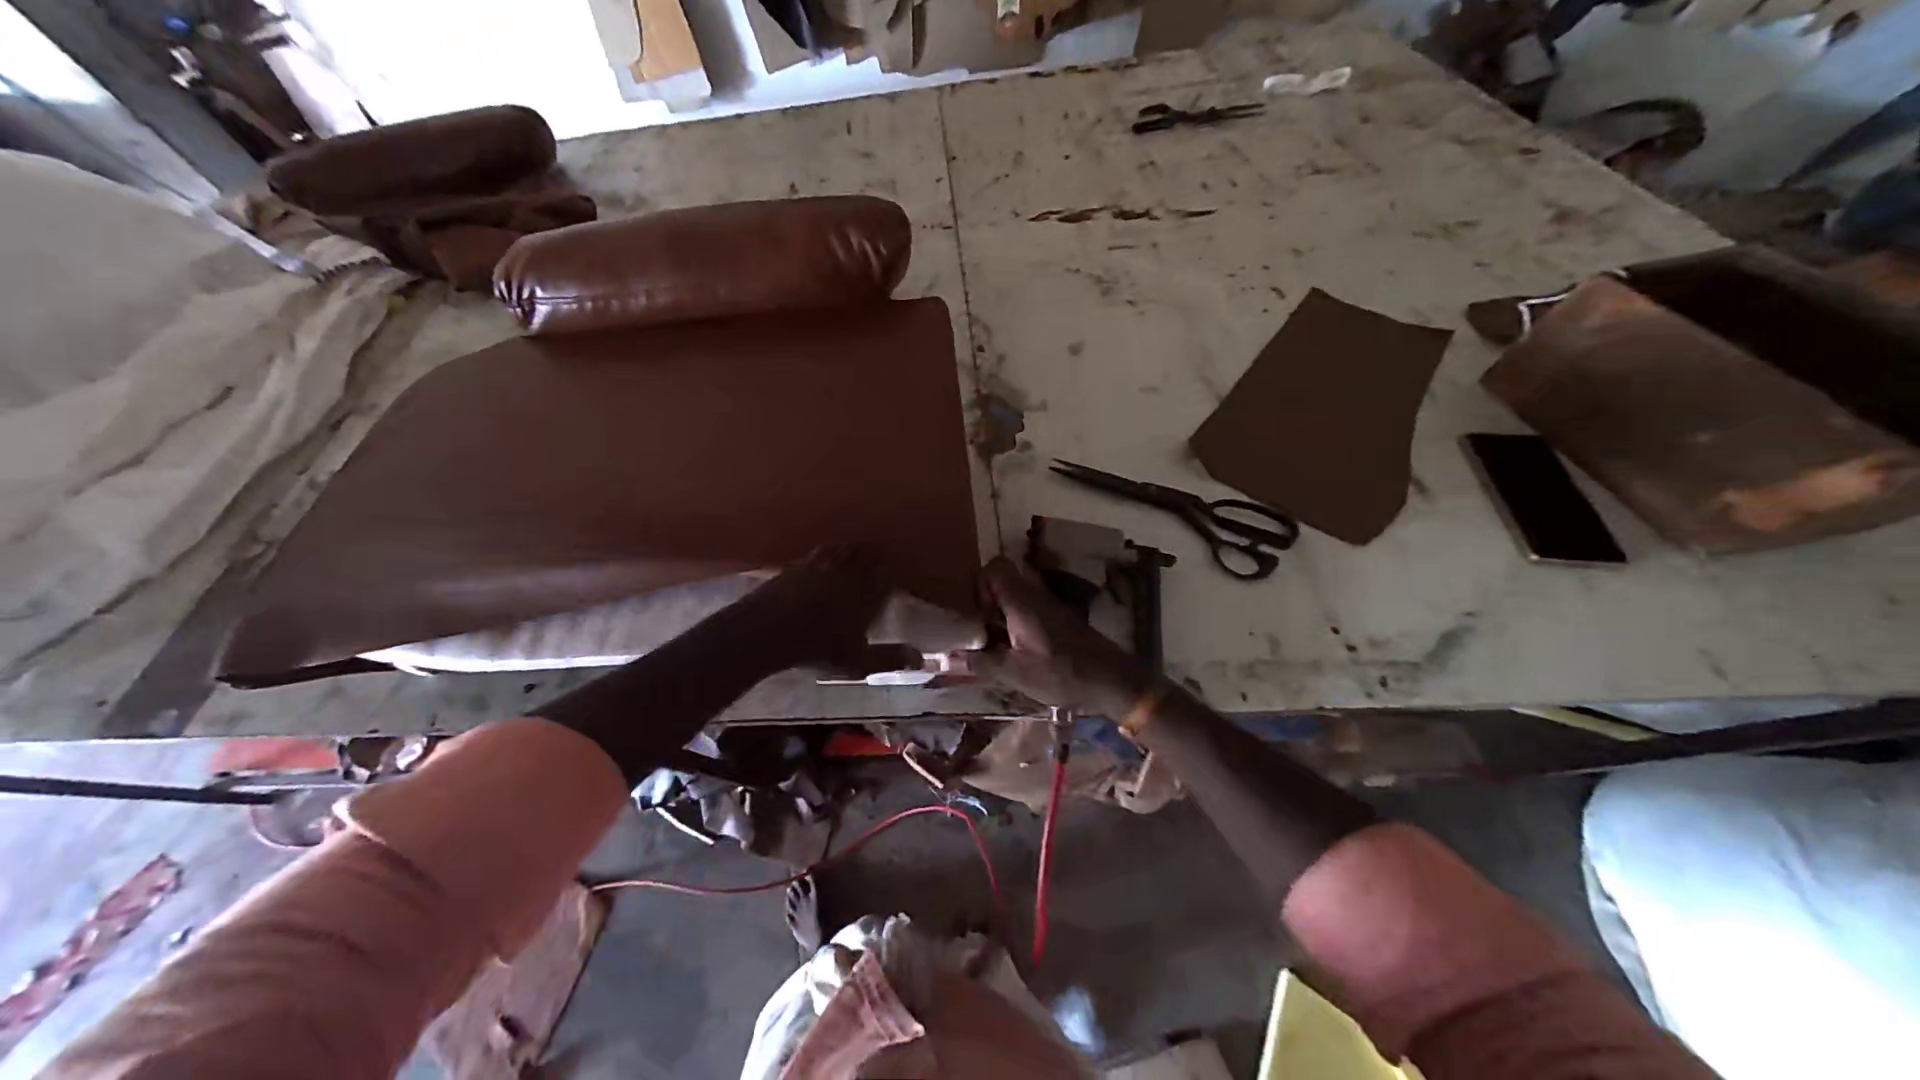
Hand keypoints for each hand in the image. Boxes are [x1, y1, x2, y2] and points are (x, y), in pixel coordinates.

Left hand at [726, 546, 921, 677]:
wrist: (765, 630)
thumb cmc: (815, 648)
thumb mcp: (856, 660)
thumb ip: (888, 658)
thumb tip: (920, 658)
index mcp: (864, 592)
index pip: (885, 571)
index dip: (893, 565)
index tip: (900, 562)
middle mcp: (845, 573)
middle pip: (865, 554)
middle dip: (877, 551)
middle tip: (885, 547)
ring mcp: (820, 565)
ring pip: (844, 548)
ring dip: (855, 546)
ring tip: (861, 547)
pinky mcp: (798, 565)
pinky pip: (821, 550)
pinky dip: (831, 548)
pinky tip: (829, 550)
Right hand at [977, 556, 1153, 716]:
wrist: (1112, 681)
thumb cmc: (1063, 674)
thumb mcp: (1017, 674)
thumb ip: (982, 662)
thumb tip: (946, 657)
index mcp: (1023, 602)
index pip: (995, 567)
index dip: (979, 583)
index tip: (976, 612)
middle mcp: (1036, 596)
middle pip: (1006, 577)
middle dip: (988, 596)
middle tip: (982, 626)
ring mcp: (1050, 606)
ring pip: (1018, 593)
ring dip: (1003, 610)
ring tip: (995, 639)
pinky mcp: (1060, 620)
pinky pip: (1031, 607)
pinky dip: (1018, 620)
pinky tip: (1017, 648)